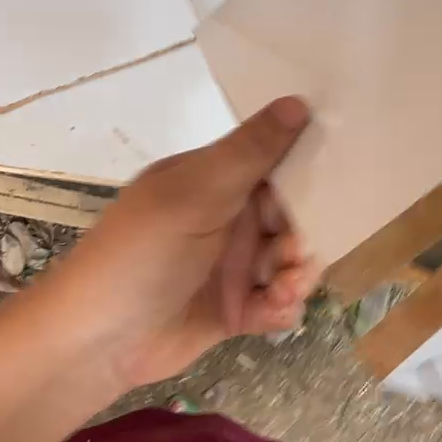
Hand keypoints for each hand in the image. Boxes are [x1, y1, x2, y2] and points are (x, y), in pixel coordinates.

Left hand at [42, 97, 320, 388]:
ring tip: (280, 290)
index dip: (306, 173)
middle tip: (294, 254)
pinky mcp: (233, 310)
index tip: (343, 180)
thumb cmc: (140, 255)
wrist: (98, 341)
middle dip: (303, 234)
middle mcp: (223, 219)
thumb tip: (298, 100)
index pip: (272, 165)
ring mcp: (229, 266)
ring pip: (289, 262)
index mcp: (209, 181)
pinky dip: (280, 308)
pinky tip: (270, 312)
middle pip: (290, 217)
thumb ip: (248, 153)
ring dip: (295, 275)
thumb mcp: (193, 195)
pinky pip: (276, 304)